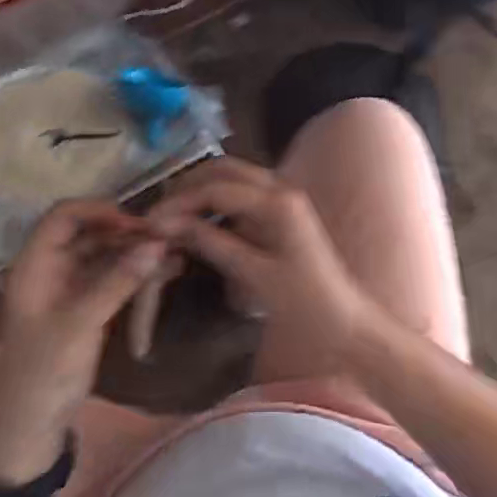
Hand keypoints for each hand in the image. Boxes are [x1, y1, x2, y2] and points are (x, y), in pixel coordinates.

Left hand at [0, 200, 165, 477]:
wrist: (28, 427)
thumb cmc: (44, 372)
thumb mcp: (81, 323)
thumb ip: (118, 280)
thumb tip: (156, 243)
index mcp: (33, 266)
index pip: (63, 216)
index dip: (100, 211)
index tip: (139, 224)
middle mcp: (48, 270)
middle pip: (86, 234)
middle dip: (123, 232)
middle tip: (164, 239)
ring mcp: (65, 290)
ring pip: (100, 256)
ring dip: (131, 253)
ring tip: (169, 254)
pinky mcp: (81, 309)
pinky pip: (107, 280)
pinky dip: (131, 275)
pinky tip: (160, 274)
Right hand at [148, 158, 390, 376]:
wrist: (347, 325)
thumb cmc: (305, 305)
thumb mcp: (255, 276)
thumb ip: (214, 244)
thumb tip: (169, 226)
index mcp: (278, 202)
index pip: (216, 188)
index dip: (179, 203)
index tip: (150, 223)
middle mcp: (282, 189)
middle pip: (223, 170)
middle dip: (187, 187)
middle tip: (158, 215)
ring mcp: (283, 200)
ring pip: (231, 180)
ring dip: (199, 192)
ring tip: (171, 219)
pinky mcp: (280, 216)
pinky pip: (241, 198)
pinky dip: (215, 204)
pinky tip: (197, 225)